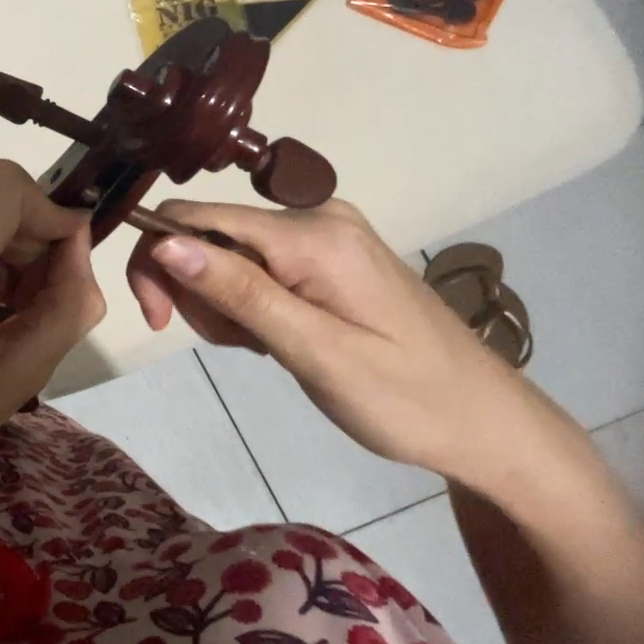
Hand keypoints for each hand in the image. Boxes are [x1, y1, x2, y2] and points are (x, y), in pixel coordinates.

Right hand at [125, 198, 543, 478]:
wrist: (490, 426)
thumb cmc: (405, 399)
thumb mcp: (313, 351)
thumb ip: (237, 291)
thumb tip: (162, 243)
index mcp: (312, 235)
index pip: (190, 218)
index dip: (153, 260)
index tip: (159, 319)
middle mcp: (313, 217)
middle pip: (202, 233)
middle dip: (192, 289)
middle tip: (231, 343)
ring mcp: (321, 233)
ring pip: (220, 252)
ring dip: (218, 302)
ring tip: (261, 345)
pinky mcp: (323, 254)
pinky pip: (249, 263)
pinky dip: (241, 302)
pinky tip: (272, 334)